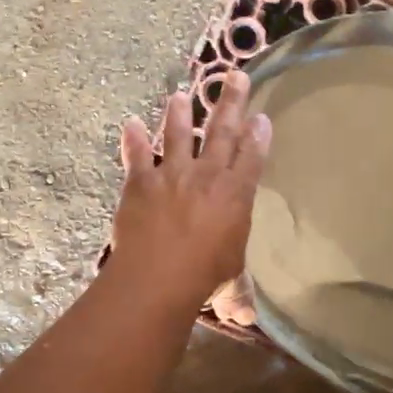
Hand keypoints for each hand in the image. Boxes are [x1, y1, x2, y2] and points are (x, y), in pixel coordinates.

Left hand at [111, 69, 271, 305]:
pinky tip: (130, 124)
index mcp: (236, 195)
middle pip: (223, 132)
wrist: (160, 274)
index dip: (259, 136)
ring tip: (179, 94)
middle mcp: (207, 176)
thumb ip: (236, 290)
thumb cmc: (203, 278)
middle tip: (236, 76)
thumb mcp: (229, 281)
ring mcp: (172, 175)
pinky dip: (133, 139)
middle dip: (231, 102)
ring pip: (178, 135)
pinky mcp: (141, 182)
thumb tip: (245, 316)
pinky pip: (137, 156)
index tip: (262, 116)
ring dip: (180, 113)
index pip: (252, 158)